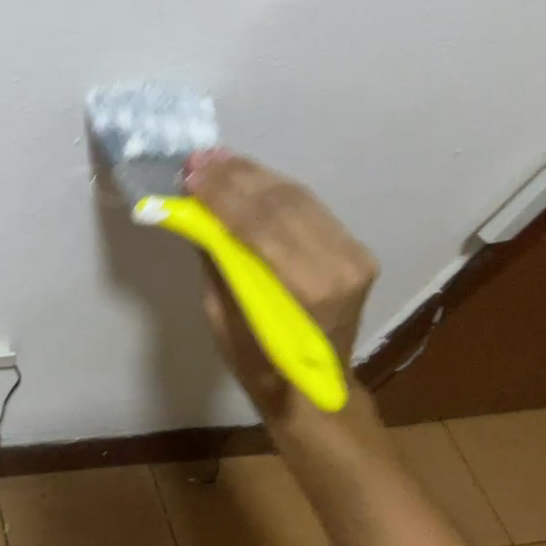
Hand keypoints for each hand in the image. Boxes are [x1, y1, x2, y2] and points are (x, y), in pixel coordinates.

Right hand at [184, 149, 378, 417]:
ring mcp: (354, 254)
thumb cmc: (258, 363)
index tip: (189, 175)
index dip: (222, 196)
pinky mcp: (356, 249)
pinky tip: (247, 175)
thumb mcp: (223, 317)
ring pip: (298, 198)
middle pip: (282, 204)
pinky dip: (275, 188)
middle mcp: (340, 265)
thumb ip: (217, 262)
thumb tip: (196, 216)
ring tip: (216, 158)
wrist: (313, 387)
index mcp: (308, 290)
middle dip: (235, 178)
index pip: (260, 226)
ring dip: (254, 175)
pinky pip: (311, 208)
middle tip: (197, 160)